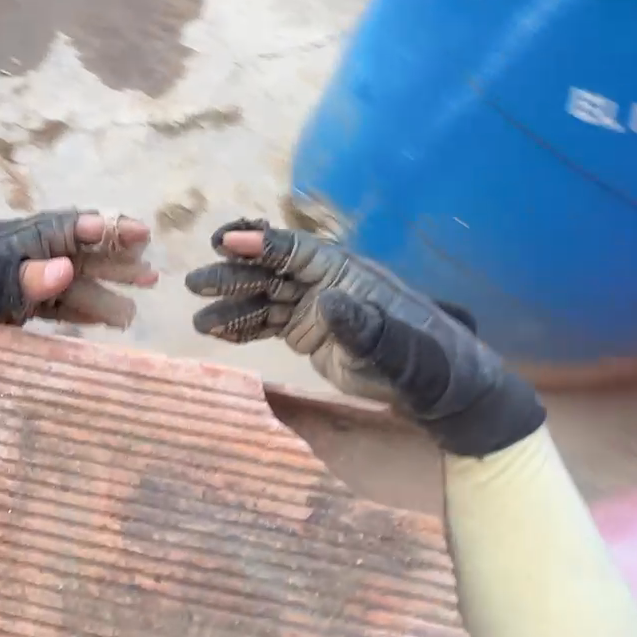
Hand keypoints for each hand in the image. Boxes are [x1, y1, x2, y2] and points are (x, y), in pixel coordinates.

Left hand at [0, 210, 156, 380]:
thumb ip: (23, 278)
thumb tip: (65, 268)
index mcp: (19, 241)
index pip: (68, 229)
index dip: (104, 229)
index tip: (139, 232)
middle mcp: (26, 256)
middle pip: (78, 253)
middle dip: (115, 257)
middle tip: (152, 270)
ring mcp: (23, 281)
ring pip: (73, 280)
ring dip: (107, 285)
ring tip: (143, 290)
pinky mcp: (17, 305)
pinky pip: (58, 305)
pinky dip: (84, 310)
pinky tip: (110, 319)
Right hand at [185, 218, 543, 456]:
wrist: (442, 393)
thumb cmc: (427, 364)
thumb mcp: (398, 346)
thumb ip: (363, 325)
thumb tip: (325, 301)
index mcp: (345, 274)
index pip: (295, 251)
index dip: (259, 244)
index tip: (223, 242)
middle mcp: (322, 283)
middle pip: (268, 272)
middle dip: (232, 275)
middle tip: (194, 283)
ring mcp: (311, 307)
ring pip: (261, 299)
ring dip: (229, 307)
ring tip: (199, 323)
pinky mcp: (304, 331)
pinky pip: (265, 324)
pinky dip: (240, 328)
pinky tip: (217, 334)